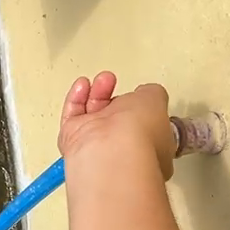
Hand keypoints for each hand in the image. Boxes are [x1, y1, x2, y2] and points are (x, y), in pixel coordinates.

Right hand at [58, 72, 174, 179]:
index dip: (145, 107)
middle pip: (117, 118)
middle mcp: (124, 146)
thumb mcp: (156, 98)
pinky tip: (83, 85)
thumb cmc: (141, 133)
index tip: (140, 92)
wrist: (111, 150)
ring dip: (98, 94)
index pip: (148, 125)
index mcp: (152, 144)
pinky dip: (77, 99)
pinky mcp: (74, 140)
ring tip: (103, 80)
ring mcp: (98, 144)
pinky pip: (73, 116)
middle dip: (117, 98)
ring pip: (94, 115)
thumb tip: (144, 92)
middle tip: (115, 82)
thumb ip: (151, 93)